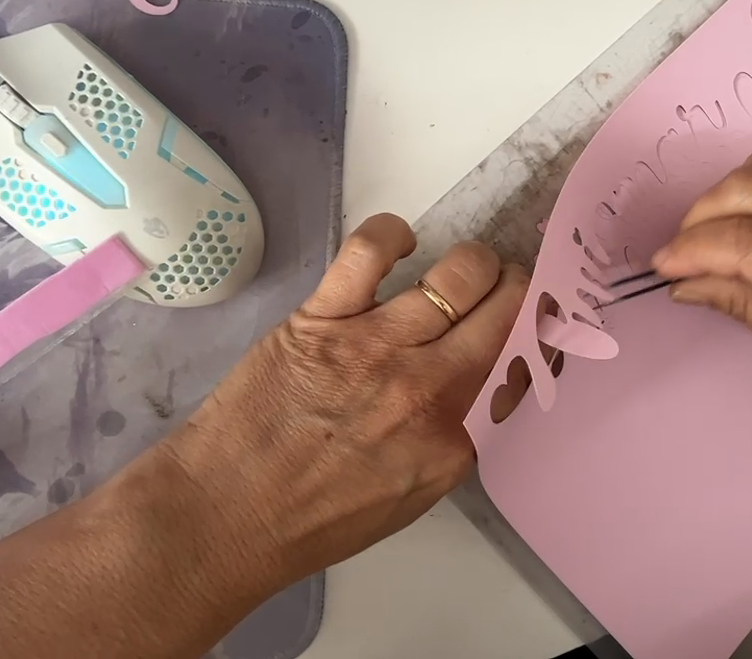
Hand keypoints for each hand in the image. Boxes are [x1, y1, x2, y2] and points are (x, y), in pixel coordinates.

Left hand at [146, 213, 524, 593]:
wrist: (223, 517)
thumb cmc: (317, 516)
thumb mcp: (414, 491)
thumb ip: (457, 434)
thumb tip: (482, 376)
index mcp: (455, 437)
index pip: (519, 362)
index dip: (528, 334)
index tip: (522, 323)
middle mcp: (429, 387)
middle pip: (504, 306)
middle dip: (513, 286)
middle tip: (499, 287)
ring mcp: (376, 346)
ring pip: (458, 273)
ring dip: (473, 262)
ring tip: (460, 269)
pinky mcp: (323, 317)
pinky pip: (371, 250)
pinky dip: (394, 234)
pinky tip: (401, 245)